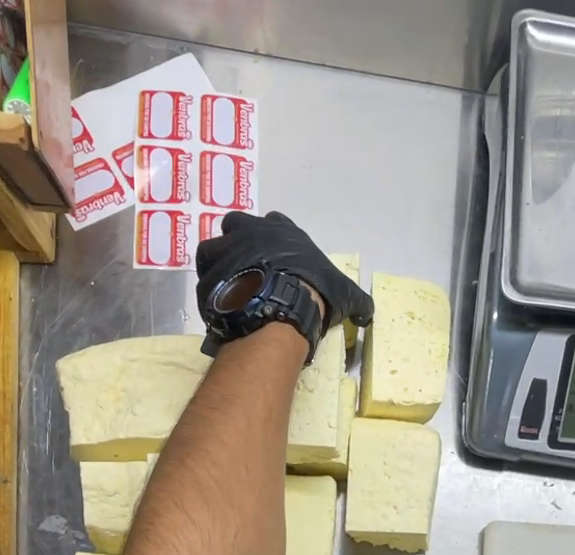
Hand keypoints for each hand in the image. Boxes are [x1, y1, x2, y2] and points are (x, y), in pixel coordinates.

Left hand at [195, 211, 373, 333]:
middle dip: (236, 242)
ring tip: (226, 288)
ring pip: (211, 249)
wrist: (282, 303)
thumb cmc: (314, 289)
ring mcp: (226, 250)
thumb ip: (356, 301)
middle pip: (235, 225)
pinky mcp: (210, 273)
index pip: (275, 221)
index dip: (272, 237)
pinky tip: (219, 309)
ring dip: (216, 265)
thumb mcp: (344, 293)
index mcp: (282, 230)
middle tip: (244, 268)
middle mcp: (250, 231)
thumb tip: (369, 314)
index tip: (275, 256)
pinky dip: (209, 293)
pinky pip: (204, 281)